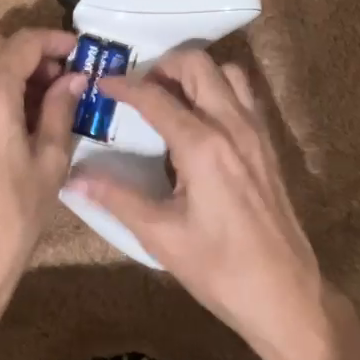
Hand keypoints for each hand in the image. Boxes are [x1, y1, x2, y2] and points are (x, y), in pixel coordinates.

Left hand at [0, 28, 84, 336]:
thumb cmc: (15, 214)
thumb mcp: (50, 161)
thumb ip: (60, 109)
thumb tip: (74, 78)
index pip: (23, 44)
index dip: (54, 40)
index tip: (78, 49)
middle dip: (32, 52)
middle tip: (63, 74)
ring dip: (12, 67)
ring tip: (46, 94)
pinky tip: (19, 112)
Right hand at [66, 50, 338, 359]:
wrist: (285, 295)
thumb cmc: (220, 269)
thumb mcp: (161, 236)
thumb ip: (116, 198)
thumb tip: (74, 179)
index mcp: (203, 146)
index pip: (155, 97)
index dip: (123, 86)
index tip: (101, 84)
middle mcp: (232, 126)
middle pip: (197, 65)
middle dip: (162, 66)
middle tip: (138, 87)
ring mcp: (255, 133)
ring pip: (226, 72)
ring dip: (195, 73)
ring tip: (168, 97)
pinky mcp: (267, 145)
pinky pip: (243, 95)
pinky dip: (217, 89)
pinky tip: (197, 120)